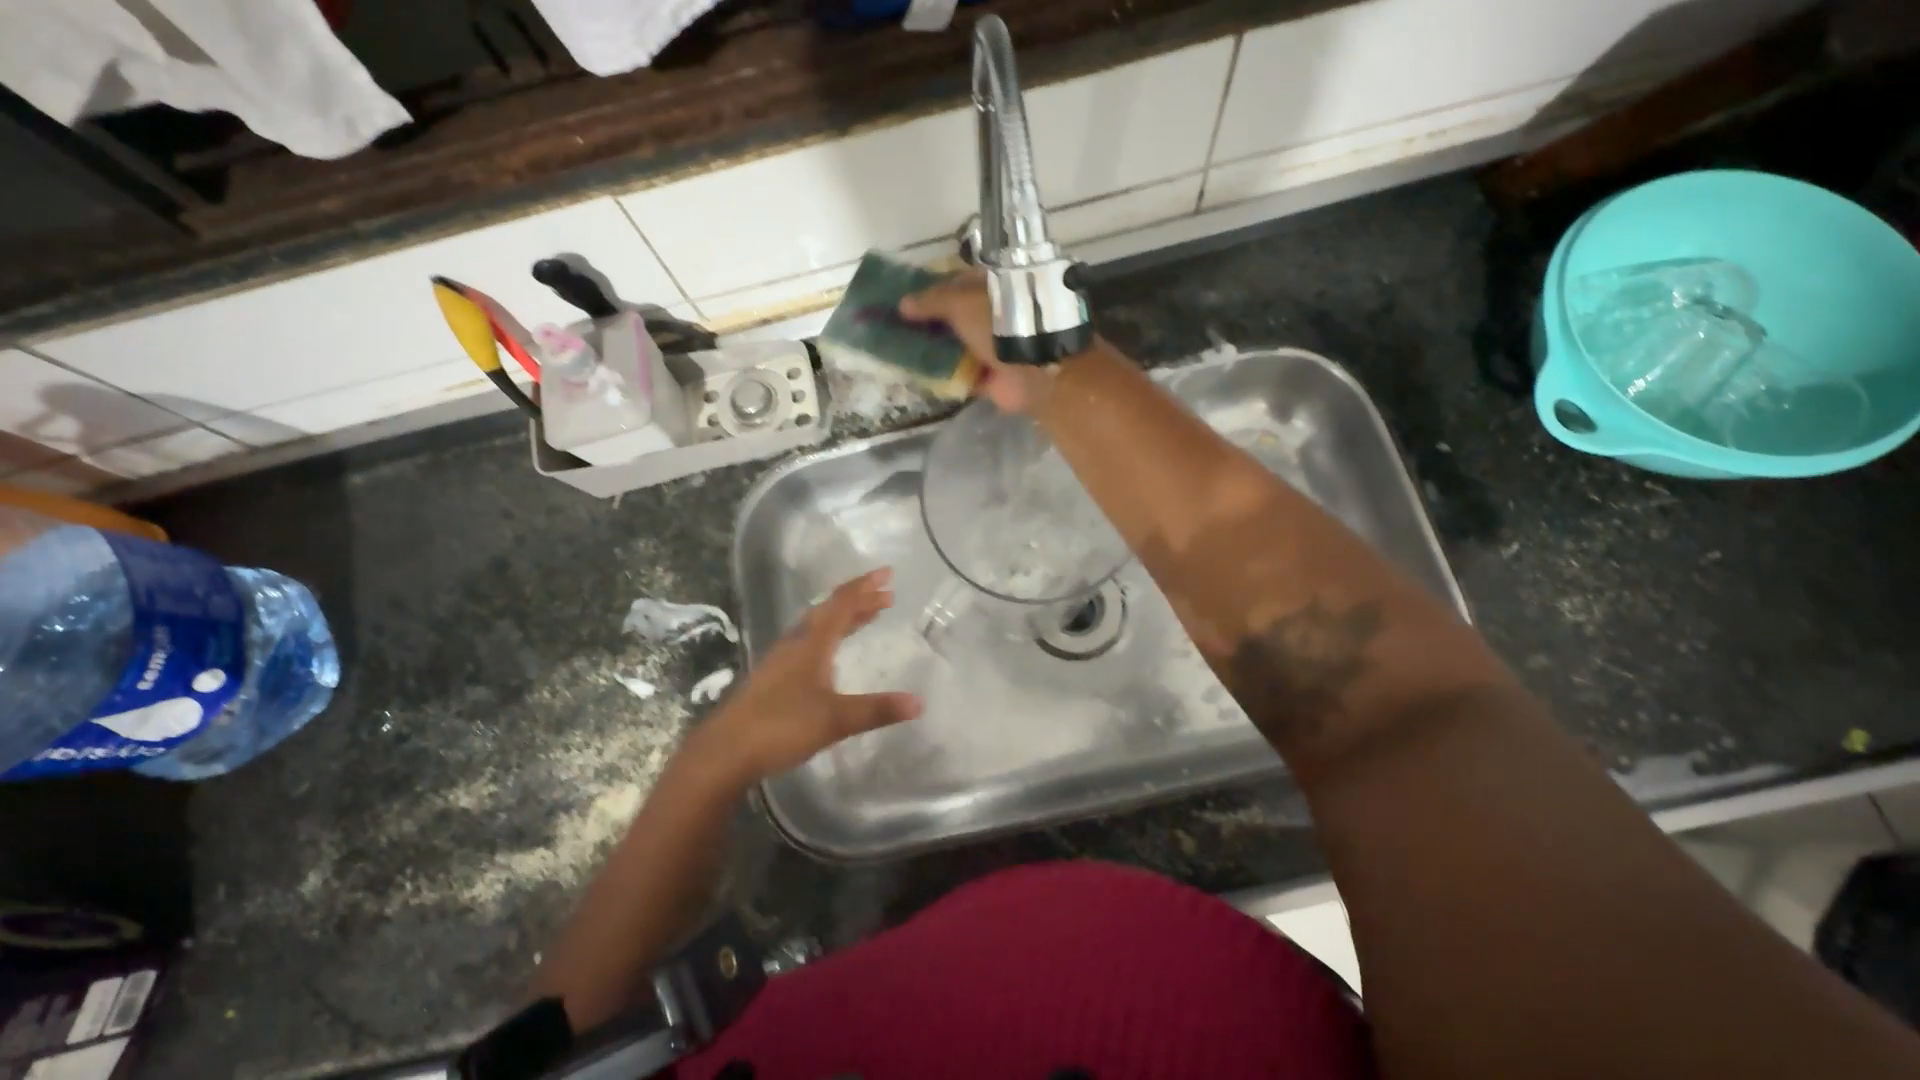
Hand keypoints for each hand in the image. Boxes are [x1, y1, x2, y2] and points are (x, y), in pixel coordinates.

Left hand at [689, 569, 920, 783]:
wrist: (725, 752)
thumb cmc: (781, 727)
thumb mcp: (835, 719)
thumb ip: (877, 709)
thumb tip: (919, 702)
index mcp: (811, 644)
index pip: (841, 605)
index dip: (864, 588)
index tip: (887, 574)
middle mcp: (795, 645)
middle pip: (829, 612)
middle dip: (858, 601)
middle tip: (885, 595)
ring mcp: (780, 662)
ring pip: (816, 628)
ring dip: (843, 618)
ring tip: (866, 616)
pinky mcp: (772, 680)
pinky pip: (807, 644)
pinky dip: (829, 638)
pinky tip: (830, 655)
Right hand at [899, 271, 1055, 413]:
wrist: (1035, 366)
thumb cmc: (1001, 320)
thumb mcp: (960, 301)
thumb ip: (931, 301)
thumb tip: (902, 304)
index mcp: (994, 286)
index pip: (958, 284)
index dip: (932, 291)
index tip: (906, 302)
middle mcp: (996, 315)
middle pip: (957, 318)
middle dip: (932, 324)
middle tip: (898, 328)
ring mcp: (996, 347)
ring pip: (959, 346)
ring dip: (937, 350)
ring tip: (902, 352)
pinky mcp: (994, 378)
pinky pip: (964, 375)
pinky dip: (946, 377)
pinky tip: (919, 376)